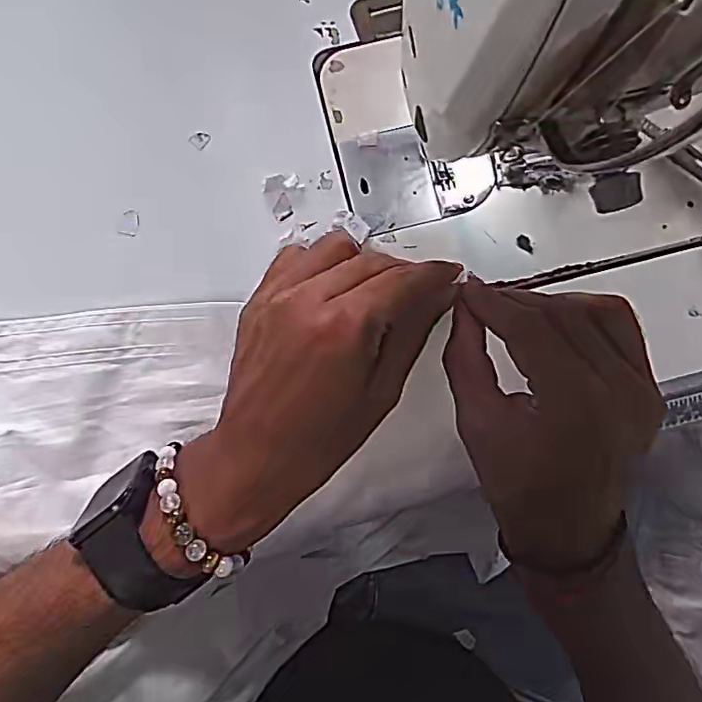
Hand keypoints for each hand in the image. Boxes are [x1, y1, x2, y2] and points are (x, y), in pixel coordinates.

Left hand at [159, 234, 461, 569]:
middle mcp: (306, 302)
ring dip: (361, 260)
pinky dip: (319, 261)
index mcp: (343, 326)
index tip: (444, 275)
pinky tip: (331, 284)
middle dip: (402, 270)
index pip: (402, 278)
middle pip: (371, 258)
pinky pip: (294, 256)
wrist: (257, 454)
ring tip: (373, 288)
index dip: (433, 274)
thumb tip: (435, 299)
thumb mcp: (381, 391)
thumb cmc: (312, 440)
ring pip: (333, 246)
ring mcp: (278, 297)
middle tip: (417, 290)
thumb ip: (412, 334)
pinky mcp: (259, 301)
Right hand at [442, 281, 664, 570]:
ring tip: (519, 311)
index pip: (531, 327)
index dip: (494, 303)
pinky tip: (562, 319)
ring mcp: (641, 391)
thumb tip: (465, 312)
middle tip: (486, 301)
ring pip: (596, 311)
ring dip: (551, 303)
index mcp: (574, 404)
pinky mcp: (649, 390)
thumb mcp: (476, 420)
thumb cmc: (522, 489)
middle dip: (516, 301)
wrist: (566, 528)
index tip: (471, 292)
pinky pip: (622, 329)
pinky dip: (589, 314)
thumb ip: (465, 357)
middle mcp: (618, 392)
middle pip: (562, 314)